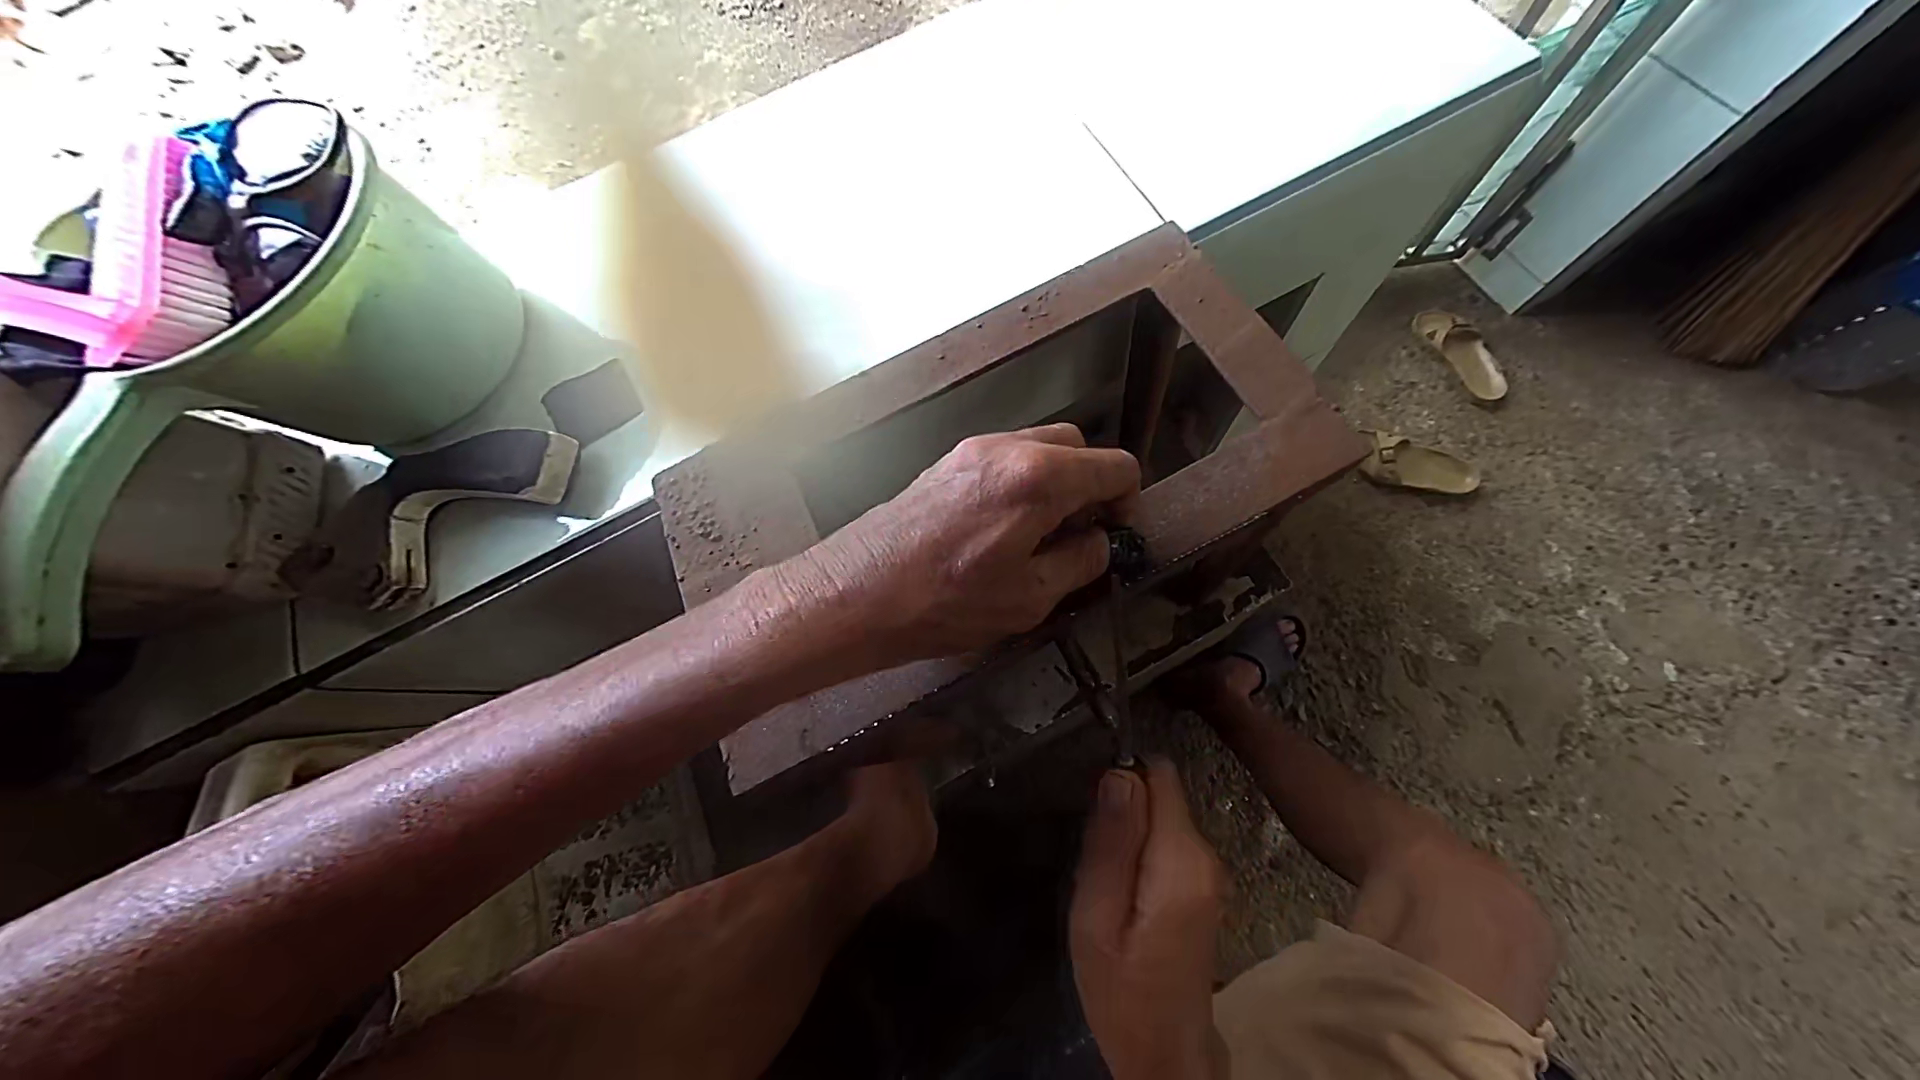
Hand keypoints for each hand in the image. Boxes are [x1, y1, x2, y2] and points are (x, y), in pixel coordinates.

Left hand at [790, 423, 1138, 664]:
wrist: (855, 593)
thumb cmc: (943, 602)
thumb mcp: (1030, 597)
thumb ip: (1081, 562)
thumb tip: (1098, 543)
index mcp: (1040, 477)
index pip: (1115, 466)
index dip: (1129, 500)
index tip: (1116, 531)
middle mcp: (1007, 448)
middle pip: (1078, 445)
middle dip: (1091, 485)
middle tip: (1081, 532)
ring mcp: (972, 450)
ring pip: (1038, 448)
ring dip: (1055, 482)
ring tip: (1041, 534)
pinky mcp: (946, 463)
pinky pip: (1003, 459)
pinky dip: (1020, 482)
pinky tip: (1004, 528)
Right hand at [1070, 759, 1228, 1079]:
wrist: (1164, 1053)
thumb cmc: (1121, 989)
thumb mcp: (1095, 917)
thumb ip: (1110, 843)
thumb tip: (1118, 773)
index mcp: (1181, 860)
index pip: (1159, 775)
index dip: (1122, 776)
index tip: (1094, 805)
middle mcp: (1206, 855)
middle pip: (1160, 793)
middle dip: (1122, 806)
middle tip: (1093, 849)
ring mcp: (1210, 870)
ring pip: (1160, 814)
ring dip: (1127, 828)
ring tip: (1103, 870)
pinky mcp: (1202, 882)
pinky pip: (1164, 837)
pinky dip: (1139, 846)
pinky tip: (1120, 882)